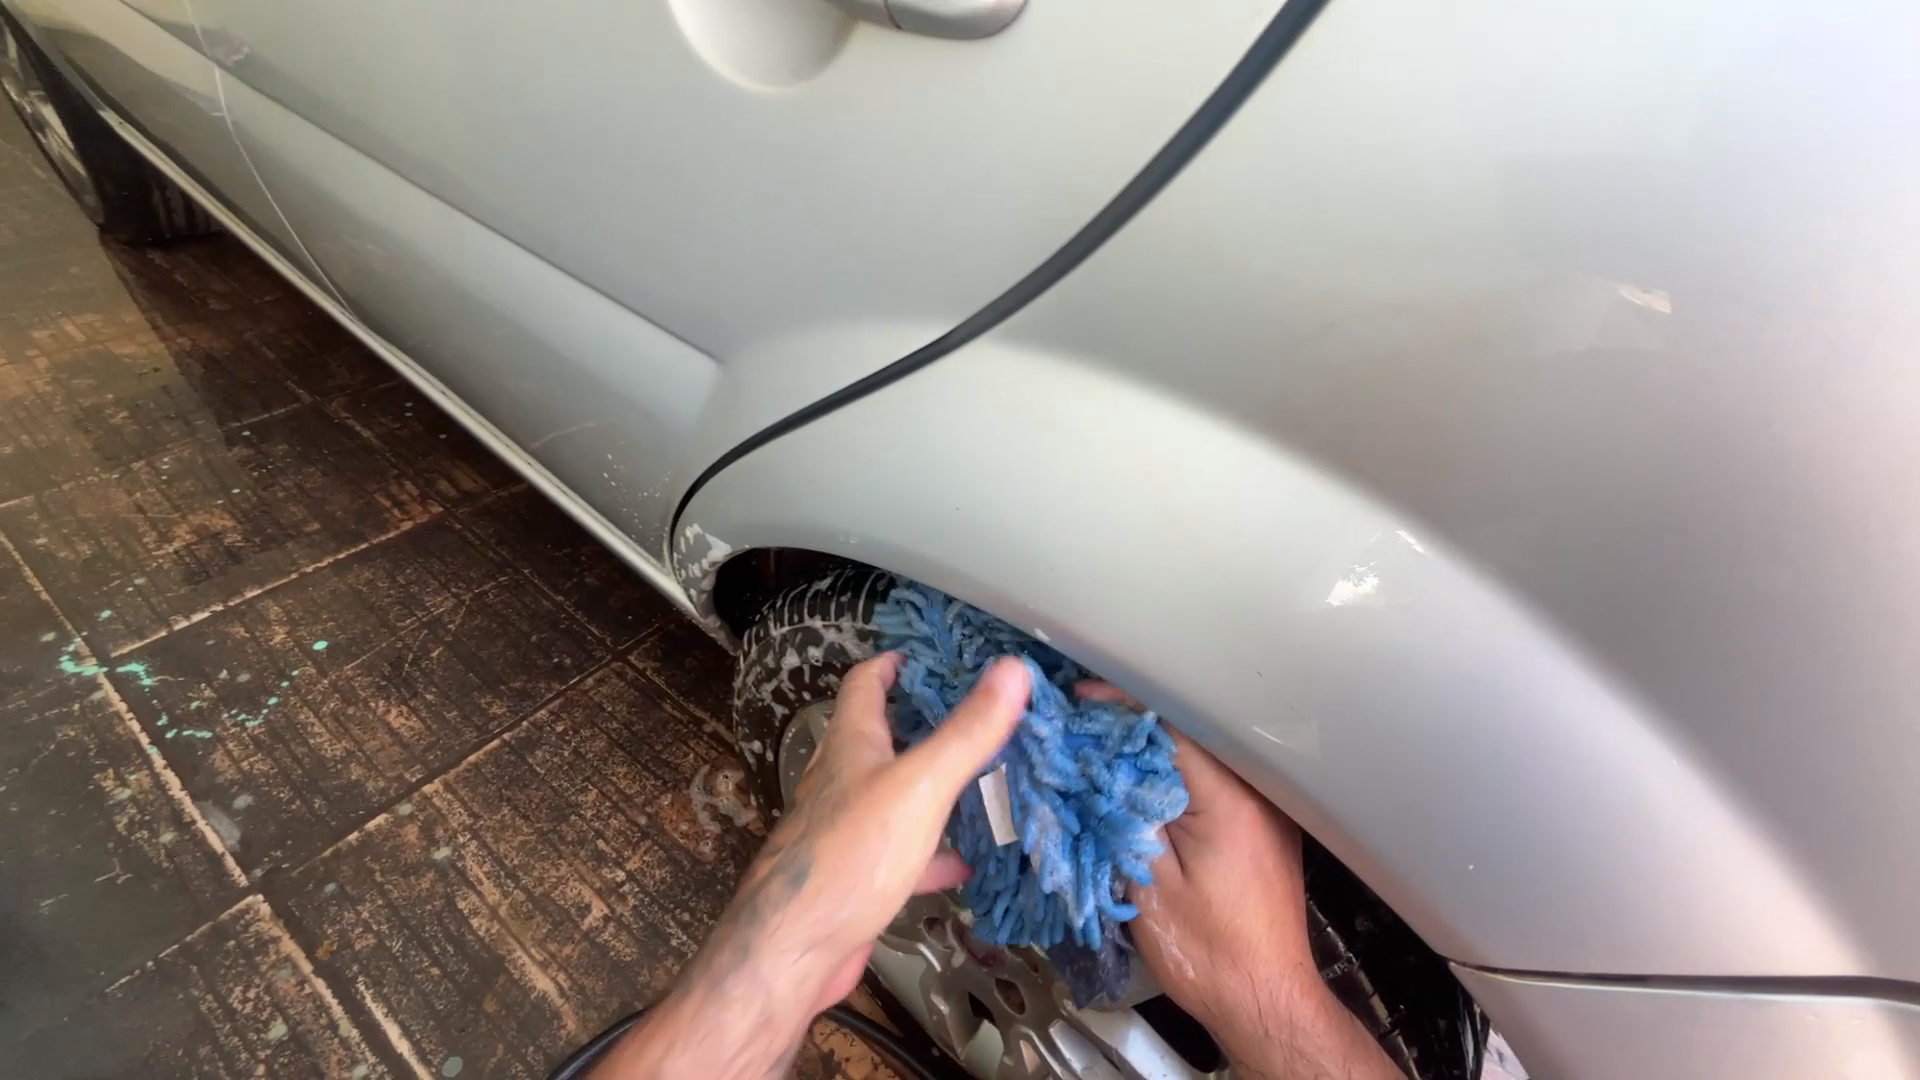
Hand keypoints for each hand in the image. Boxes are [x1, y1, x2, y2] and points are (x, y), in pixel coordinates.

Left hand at [596, 653, 1029, 1079]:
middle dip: (926, 720)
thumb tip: (1012, 669)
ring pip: (897, 791)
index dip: (894, 663)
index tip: (929, 657)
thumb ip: (967, 731)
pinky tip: (968, 860)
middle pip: (884, 733)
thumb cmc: (851, 854)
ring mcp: (848, 826)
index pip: (866, 682)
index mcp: (852, 742)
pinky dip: (934, 848)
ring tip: (983, 778)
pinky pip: (904, 848)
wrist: (794, 952)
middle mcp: (845, 777)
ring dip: (934, 783)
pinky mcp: (858, 872)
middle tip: (976, 714)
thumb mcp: (920, 785)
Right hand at [1088, 683, 1400, 1079]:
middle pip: (1187, 731)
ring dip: (1152, 744)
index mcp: (1227, 799)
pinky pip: (1213, 777)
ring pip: (1200, 751)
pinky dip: (1175, 769)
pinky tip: (1144, 778)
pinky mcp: (1262, 824)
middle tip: (1085, 720)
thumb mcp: (1149, 884)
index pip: (1170, 726)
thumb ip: (1124, 815)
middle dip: (1132, 722)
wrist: (1267, 1005)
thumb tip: (1098, 765)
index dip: (1122, 707)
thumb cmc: (1207, 952)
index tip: (1082, 700)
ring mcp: (1264, 807)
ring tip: (1106, 742)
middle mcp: (1254, 792)